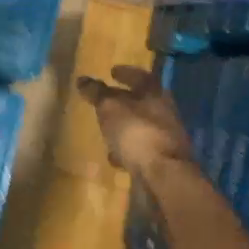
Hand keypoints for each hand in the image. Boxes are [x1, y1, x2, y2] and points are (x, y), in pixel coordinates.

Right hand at [76, 66, 194, 175]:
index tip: (111, 71)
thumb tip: (83, 79)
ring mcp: (165, 139)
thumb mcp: (110, 109)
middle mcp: (164, 114)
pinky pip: (141, 150)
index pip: (142, 77)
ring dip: (125, 126)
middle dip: (124, 101)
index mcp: (155, 95)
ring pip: (142, 126)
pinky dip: (128, 150)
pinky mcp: (162, 161)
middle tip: (105, 99)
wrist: (164, 176)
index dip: (126, 72)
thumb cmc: (137, 133)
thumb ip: (97, 93)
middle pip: (143, 102)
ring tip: (106, 128)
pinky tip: (115, 156)